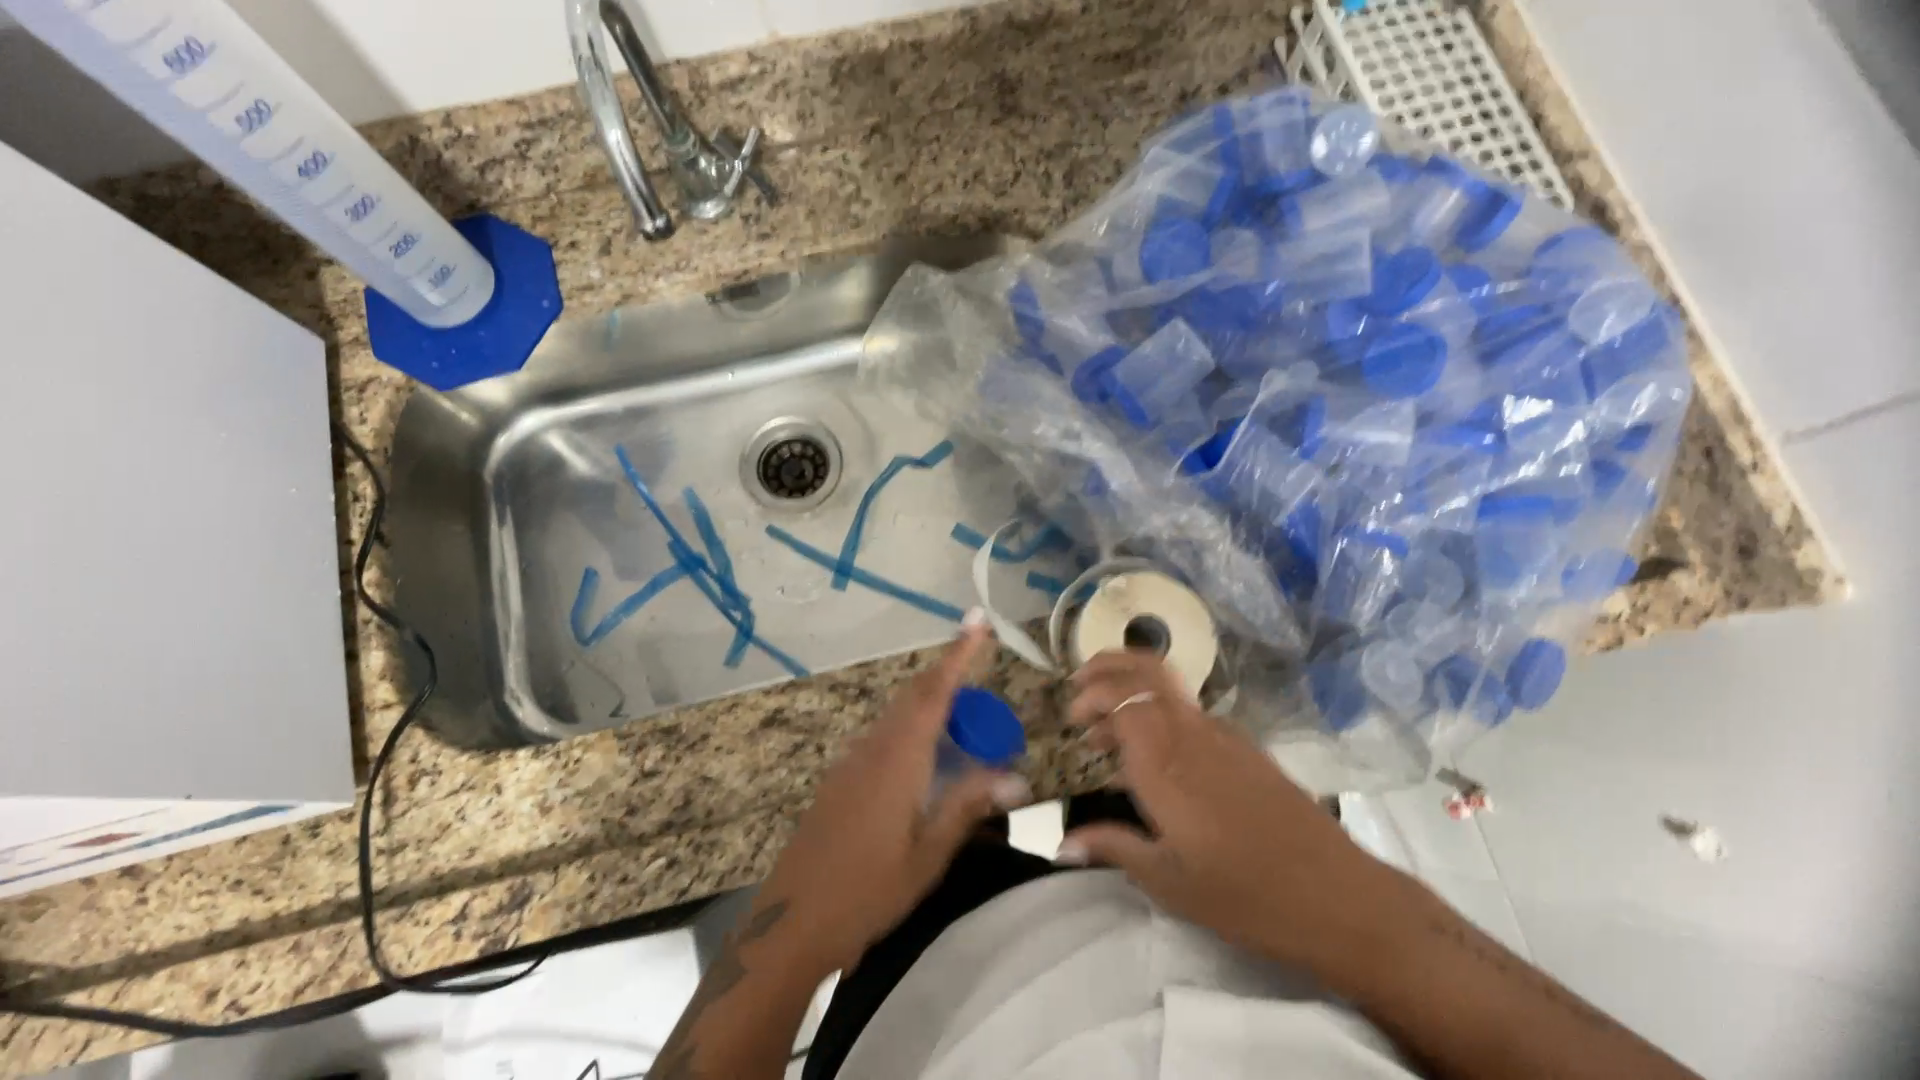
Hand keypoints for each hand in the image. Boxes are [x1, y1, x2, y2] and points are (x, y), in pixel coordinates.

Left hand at [760, 617, 1031, 973]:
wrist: (792, 924)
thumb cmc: (867, 892)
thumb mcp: (928, 854)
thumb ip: (967, 806)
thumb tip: (1015, 778)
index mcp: (897, 759)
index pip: (934, 692)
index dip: (958, 655)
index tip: (976, 621)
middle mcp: (871, 749)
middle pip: (914, 699)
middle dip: (951, 685)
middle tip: (987, 702)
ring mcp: (849, 765)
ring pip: (897, 721)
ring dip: (932, 716)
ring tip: (966, 738)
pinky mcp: (839, 783)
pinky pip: (882, 743)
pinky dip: (912, 740)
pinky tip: (926, 773)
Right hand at [1058, 650, 1419, 975]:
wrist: (1336, 895)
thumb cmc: (1243, 894)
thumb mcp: (1167, 881)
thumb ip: (1112, 847)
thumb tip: (1062, 843)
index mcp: (1166, 764)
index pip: (1122, 697)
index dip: (1091, 696)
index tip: (1072, 722)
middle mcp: (1193, 736)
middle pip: (1148, 670)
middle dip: (1108, 666)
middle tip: (1079, 691)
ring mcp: (1226, 738)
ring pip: (1171, 689)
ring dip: (1133, 693)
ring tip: (1109, 734)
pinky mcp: (1248, 750)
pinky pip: (1193, 714)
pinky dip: (1162, 716)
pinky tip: (1157, 759)